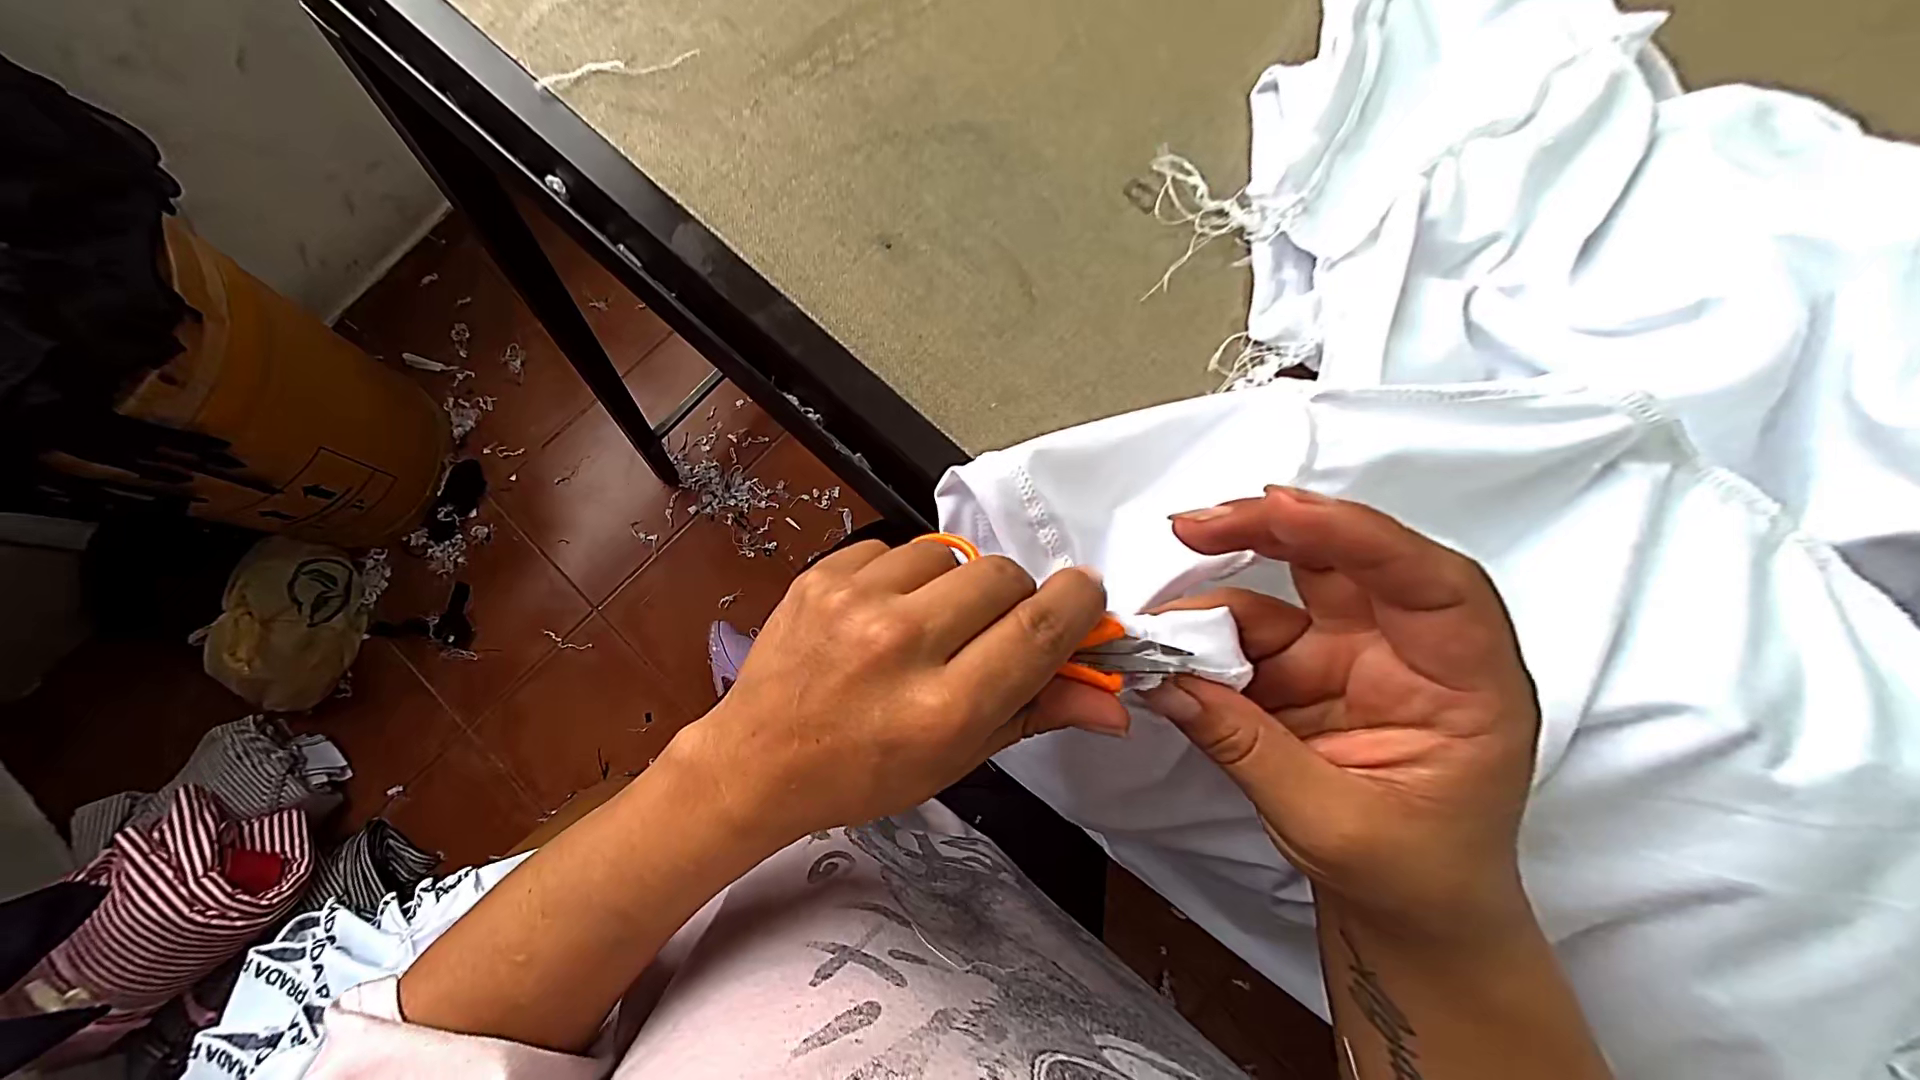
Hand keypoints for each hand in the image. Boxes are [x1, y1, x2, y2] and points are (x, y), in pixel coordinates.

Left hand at [669, 540, 1119, 842]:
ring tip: (927, 626)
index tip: (1085, 595)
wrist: (758, 760)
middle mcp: (900, 646)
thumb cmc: (862, 773)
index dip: (1077, 604)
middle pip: (1002, 576)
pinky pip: (897, 549)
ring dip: (956, 587)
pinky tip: (884, 613)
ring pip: (952, 556)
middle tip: (989, 629)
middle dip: (1013, 597)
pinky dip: (905, 577)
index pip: (1038, 630)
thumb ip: (1038, 714)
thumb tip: (1110, 703)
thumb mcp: (957, 757)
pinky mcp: (822, 576)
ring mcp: (855, 603)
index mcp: (942, 708)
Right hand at [1142, 487, 1539, 941]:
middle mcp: (1410, 650)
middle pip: (1346, 559)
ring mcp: (1351, 654)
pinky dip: (1204, 638)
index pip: (1426, 582)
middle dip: (1267, 530)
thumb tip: (1169, 684)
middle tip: (1194, 525)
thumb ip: (1245, 746)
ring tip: (1160, 628)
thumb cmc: (1413, 877)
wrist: (1407, 912)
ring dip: (1217, 596)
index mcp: (1465, 683)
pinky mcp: (1303, 668)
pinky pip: (1246, 635)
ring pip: (1283, 590)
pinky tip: (1171, 652)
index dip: (1355, 535)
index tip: (1277, 510)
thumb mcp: (1330, 821)